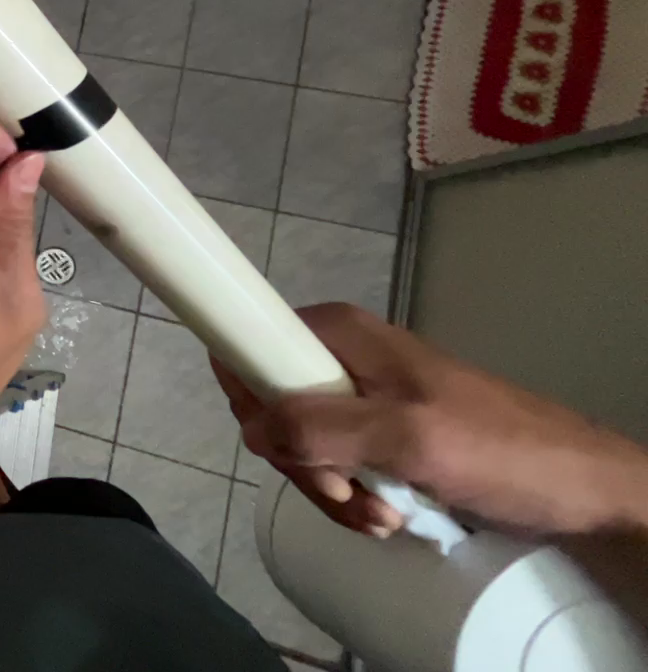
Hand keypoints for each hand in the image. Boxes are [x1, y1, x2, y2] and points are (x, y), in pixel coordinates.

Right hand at [214, 303, 647, 537]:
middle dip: (297, 458)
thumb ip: (321, 428)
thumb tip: (252, 433)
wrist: (602, 494)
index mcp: (333, 334)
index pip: (244, 348)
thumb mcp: (408, 438)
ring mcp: (354, 390)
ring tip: (377, 513)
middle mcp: (334, 354)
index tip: (282, 445)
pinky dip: (345, 490)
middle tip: (342, 491)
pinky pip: (327, 453)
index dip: (247, 399)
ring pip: (295, 435)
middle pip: (267, 402)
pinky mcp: (373, 424)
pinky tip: (381, 511)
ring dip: (325, 483)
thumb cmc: (506, 452)